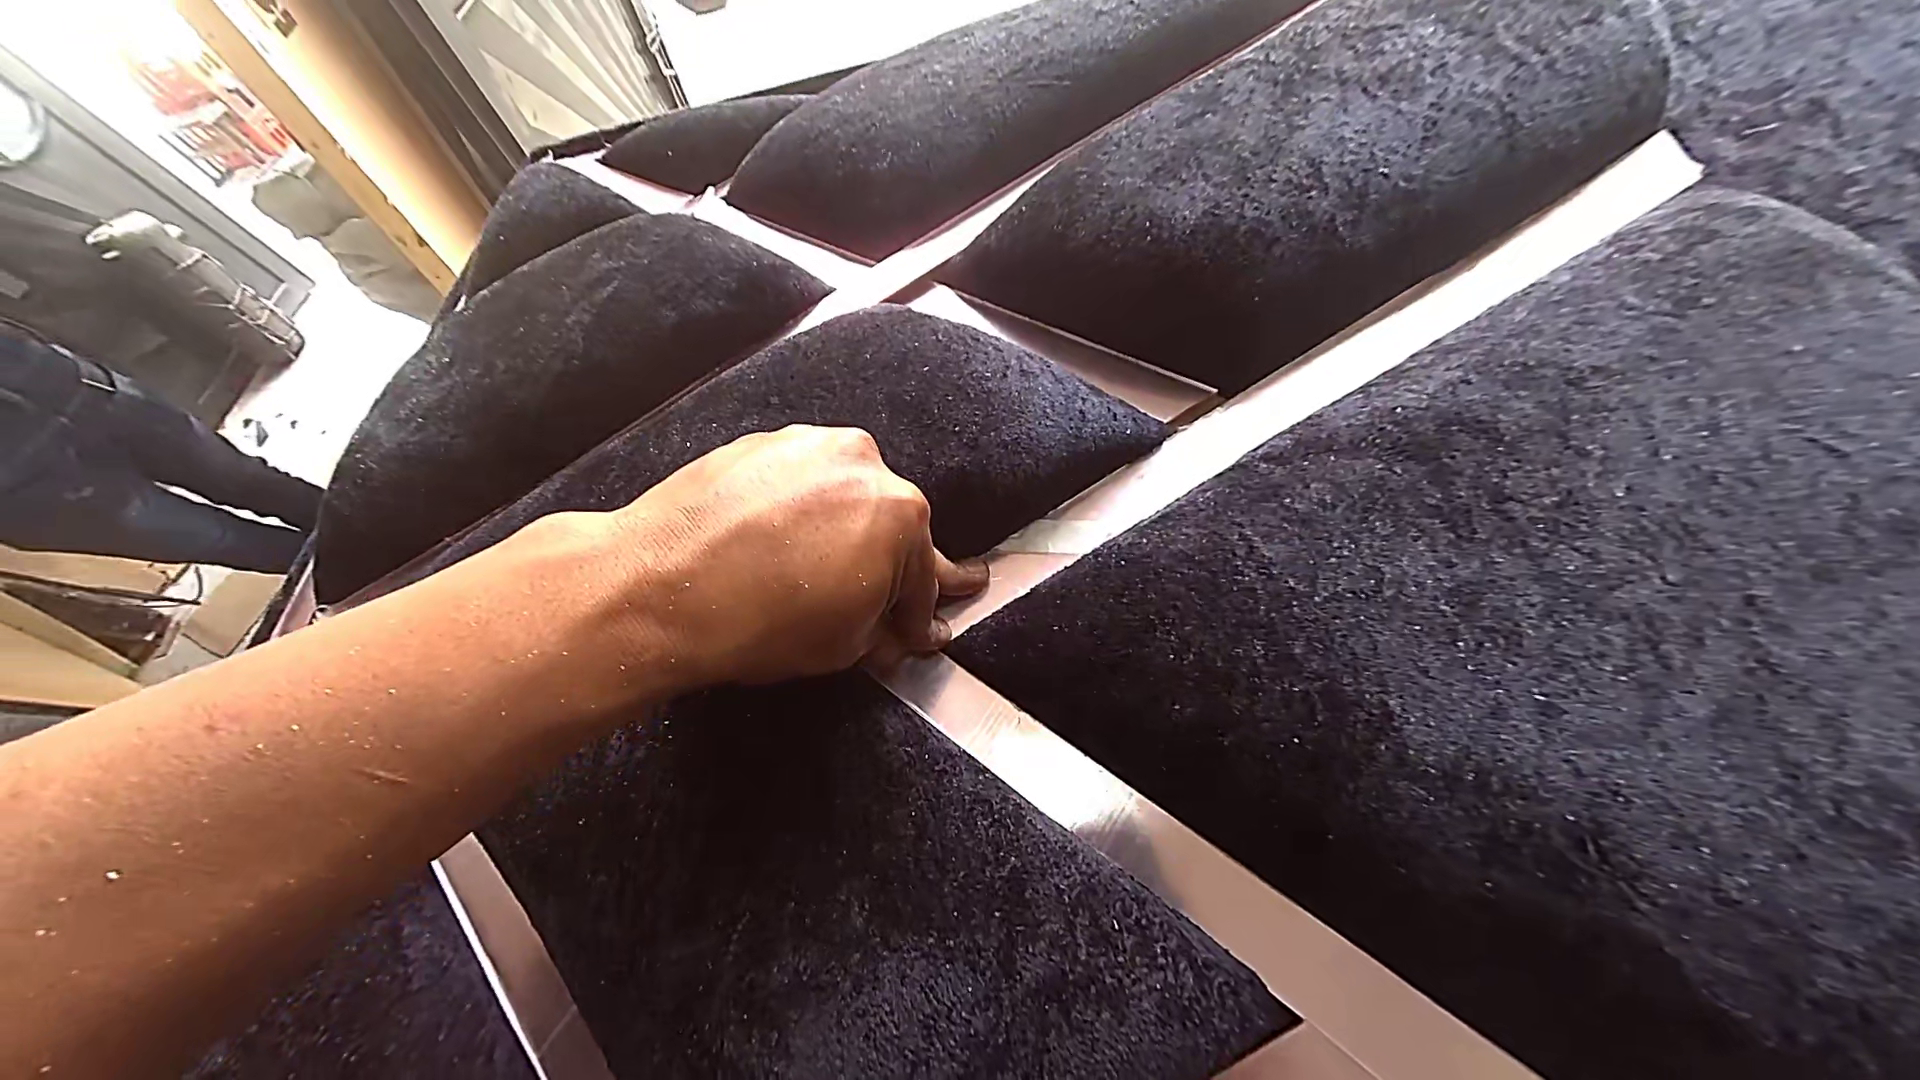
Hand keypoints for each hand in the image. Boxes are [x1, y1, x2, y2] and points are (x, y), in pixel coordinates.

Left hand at [563, 425, 987, 689]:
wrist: (654, 589)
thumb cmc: (752, 620)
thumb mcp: (843, 646)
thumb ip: (886, 633)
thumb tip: (900, 633)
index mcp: (901, 516)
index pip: (924, 575)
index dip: (918, 613)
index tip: (915, 628)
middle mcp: (863, 467)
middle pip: (889, 526)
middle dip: (884, 567)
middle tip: (871, 598)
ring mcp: (810, 447)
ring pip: (847, 496)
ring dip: (844, 530)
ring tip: (815, 570)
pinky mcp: (765, 442)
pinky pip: (802, 480)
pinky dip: (802, 508)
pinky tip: (783, 541)